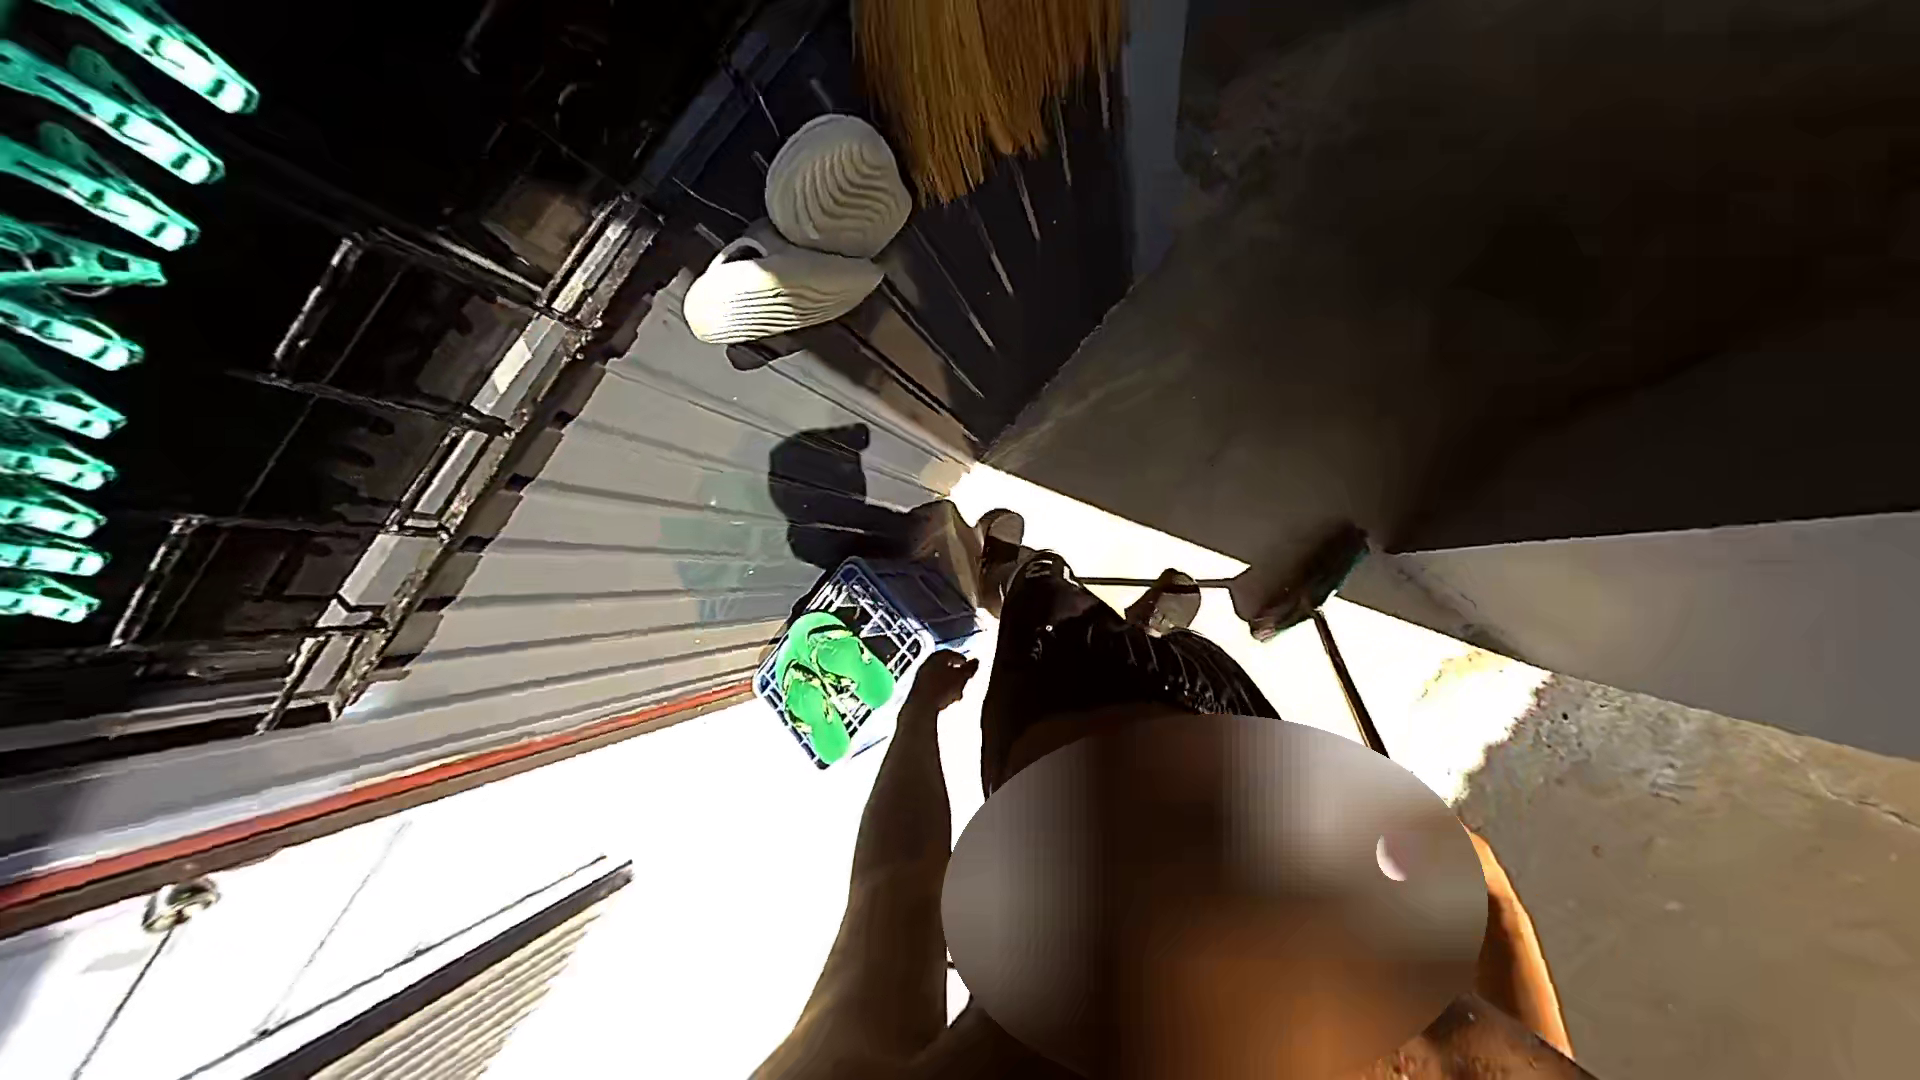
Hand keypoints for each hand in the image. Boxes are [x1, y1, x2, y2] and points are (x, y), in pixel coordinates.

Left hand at [907, 650, 978, 711]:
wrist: (921, 706)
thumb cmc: (943, 688)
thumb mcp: (961, 678)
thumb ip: (969, 669)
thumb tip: (976, 661)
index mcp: (938, 656)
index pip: (952, 654)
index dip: (962, 660)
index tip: (969, 667)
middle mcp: (927, 663)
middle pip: (945, 665)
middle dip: (956, 673)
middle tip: (964, 680)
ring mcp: (921, 676)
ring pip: (939, 677)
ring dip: (949, 683)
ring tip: (957, 693)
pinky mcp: (918, 689)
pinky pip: (933, 686)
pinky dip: (941, 689)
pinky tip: (946, 699)